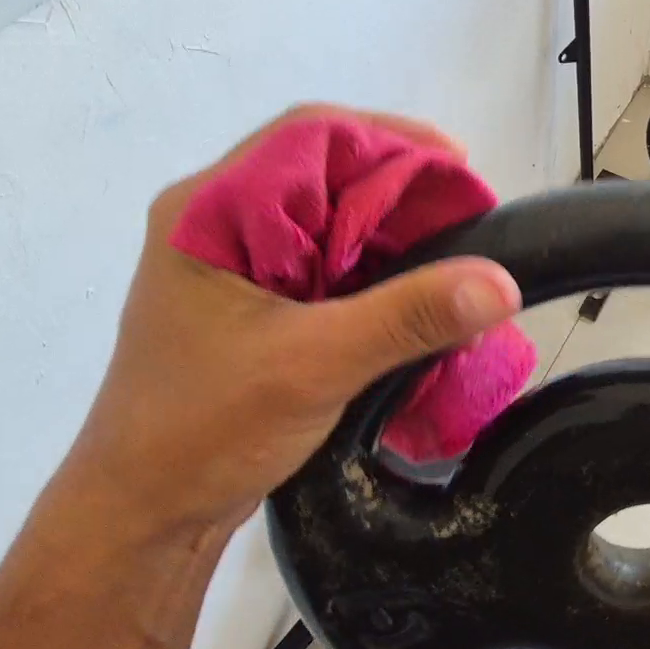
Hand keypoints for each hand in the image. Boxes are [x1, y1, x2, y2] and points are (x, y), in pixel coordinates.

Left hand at [52, 105, 521, 545]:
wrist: (146, 513)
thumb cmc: (206, 427)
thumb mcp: (315, 364)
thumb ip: (409, 318)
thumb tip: (503, 283)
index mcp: (213, 209)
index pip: (313, 135)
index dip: (394, 138)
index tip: (463, 166)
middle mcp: (223, 221)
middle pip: (328, 172)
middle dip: (404, 191)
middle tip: (471, 219)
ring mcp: (240, 265)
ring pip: (334, 220)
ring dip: (396, 234)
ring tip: (458, 257)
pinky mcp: (259, 304)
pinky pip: (331, 264)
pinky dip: (380, 271)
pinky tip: (420, 296)